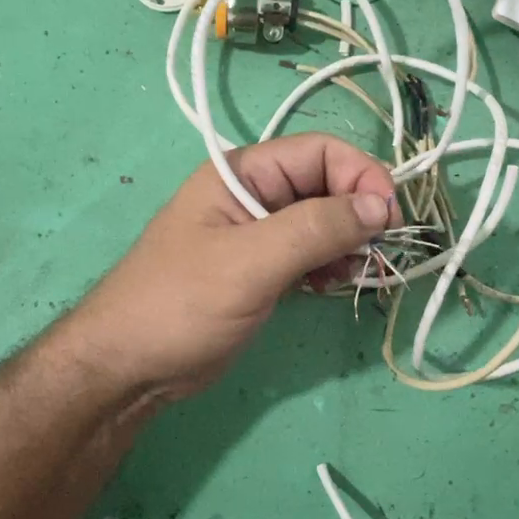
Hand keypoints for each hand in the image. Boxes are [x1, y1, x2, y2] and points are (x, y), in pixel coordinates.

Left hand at [59, 133, 394, 401]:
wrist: (129, 366)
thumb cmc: (181, 304)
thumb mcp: (251, 262)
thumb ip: (316, 229)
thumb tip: (381, 206)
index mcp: (244, 173)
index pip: (321, 152)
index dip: (362, 176)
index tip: (389, 218)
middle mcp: (254, 194)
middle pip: (327, 184)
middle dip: (359, 213)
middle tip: (378, 253)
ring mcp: (258, 233)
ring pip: (324, 221)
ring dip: (348, 243)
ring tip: (352, 275)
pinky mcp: (262, 268)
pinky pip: (311, 253)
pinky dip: (330, 265)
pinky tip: (330, 287)